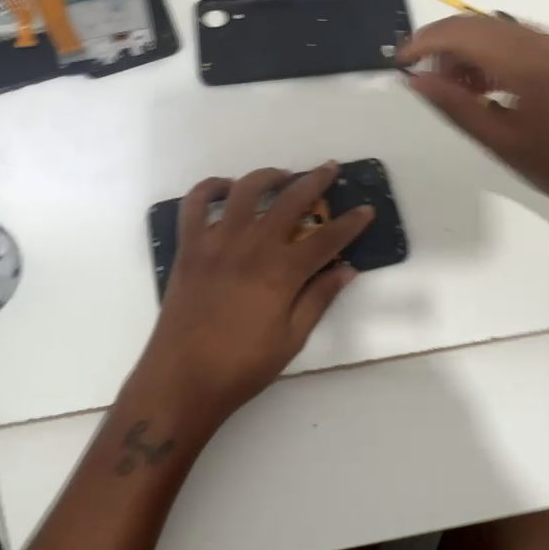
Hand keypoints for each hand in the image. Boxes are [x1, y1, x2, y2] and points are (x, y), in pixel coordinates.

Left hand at [139, 164, 373, 420]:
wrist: (182, 380)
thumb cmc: (241, 367)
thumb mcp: (291, 339)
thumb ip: (318, 299)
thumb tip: (347, 270)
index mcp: (281, 272)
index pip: (326, 238)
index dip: (351, 223)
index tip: (366, 210)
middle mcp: (252, 247)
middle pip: (290, 200)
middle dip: (315, 181)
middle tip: (330, 169)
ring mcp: (217, 242)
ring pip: (245, 190)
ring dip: (268, 176)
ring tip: (282, 176)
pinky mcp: (189, 246)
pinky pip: (195, 204)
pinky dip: (210, 188)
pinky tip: (226, 188)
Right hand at [397, 15, 548, 222]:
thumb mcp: (500, 141)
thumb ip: (454, 105)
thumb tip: (415, 80)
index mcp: (526, 61)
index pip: (460, 33)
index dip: (423, 42)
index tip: (400, 61)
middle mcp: (544, 41)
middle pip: (478, 24)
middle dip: (444, 46)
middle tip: (427, 82)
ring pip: (498, 30)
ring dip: (469, 51)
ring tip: (458, 91)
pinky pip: (520, 41)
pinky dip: (494, 55)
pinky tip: (488, 88)